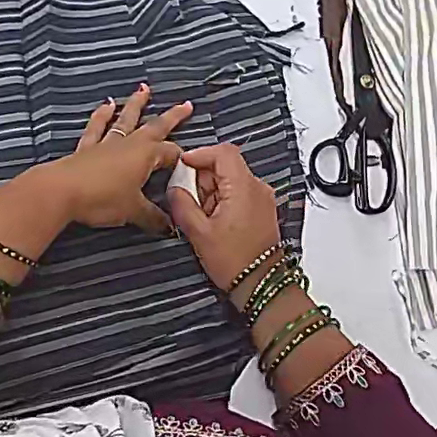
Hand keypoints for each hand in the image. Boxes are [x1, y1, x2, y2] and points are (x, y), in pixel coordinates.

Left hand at [44, 85, 191, 233]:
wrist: (61, 192)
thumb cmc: (102, 198)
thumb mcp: (133, 211)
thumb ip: (153, 217)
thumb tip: (169, 227)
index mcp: (146, 155)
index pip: (171, 153)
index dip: (183, 159)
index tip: (192, 166)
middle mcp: (129, 144)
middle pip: (155, 126)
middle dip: (173, 117)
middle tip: (187, 104)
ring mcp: (107, 144)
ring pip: (126, 120)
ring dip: (136, 105)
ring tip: (144, 89)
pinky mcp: (87, 148)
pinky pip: (97, 128)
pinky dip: (102, 116)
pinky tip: (106, 105)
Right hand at [166, 142, 281, 293]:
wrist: (260, 284)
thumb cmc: (234, 262)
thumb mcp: (199, 232)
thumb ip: (182, 204)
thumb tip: (174, 189)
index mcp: (244, 187)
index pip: (223, 152)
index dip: (199, 155)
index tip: (183, 166)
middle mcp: (258, 188)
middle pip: (226, 165)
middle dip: (203, 179)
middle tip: (190, 201)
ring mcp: (262, 198)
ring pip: (231, 179)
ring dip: (212, 192)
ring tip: (204, 218)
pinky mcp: (262, 210)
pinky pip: (239, 193)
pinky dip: (223, 200)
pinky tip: (215, 222)